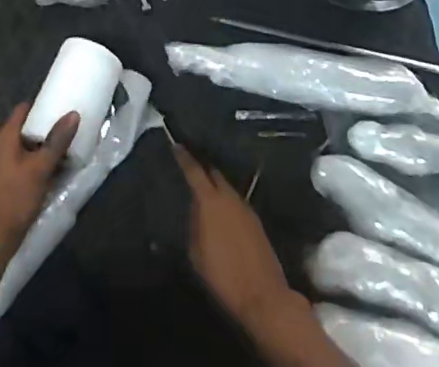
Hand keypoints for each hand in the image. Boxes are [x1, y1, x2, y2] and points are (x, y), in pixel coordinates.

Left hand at [0, 104, 77, 257]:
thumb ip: (57, 141)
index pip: (24, 109)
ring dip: (45, 148)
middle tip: (71, 128)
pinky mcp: (3, 181)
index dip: (42, 105)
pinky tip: (56, 170)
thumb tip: (73, 114)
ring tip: (69, 149)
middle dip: (48, 128)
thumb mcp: (40, 168)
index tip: (63, 105)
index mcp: (4, 137)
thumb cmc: (15, 199)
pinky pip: (23, 163)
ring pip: (26, 147)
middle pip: (26, 128)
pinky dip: (38, 162)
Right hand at [174, 144, 296, 323]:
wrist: (262, 294)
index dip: (184, 157)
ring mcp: (246, 207)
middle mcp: (229, 197)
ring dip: (215, 184)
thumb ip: (193, 225)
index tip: (176, 144)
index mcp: (211, 202)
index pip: (195, 172)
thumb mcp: (196, 253)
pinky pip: (235, 200)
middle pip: (214, 173)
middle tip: (190, 160)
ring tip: (202, 185)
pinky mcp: (256, 220)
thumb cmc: (222, 275)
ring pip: (226, 187)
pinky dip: (225, 199)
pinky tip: (220, 208)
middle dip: (202, 165)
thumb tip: (194, 209)